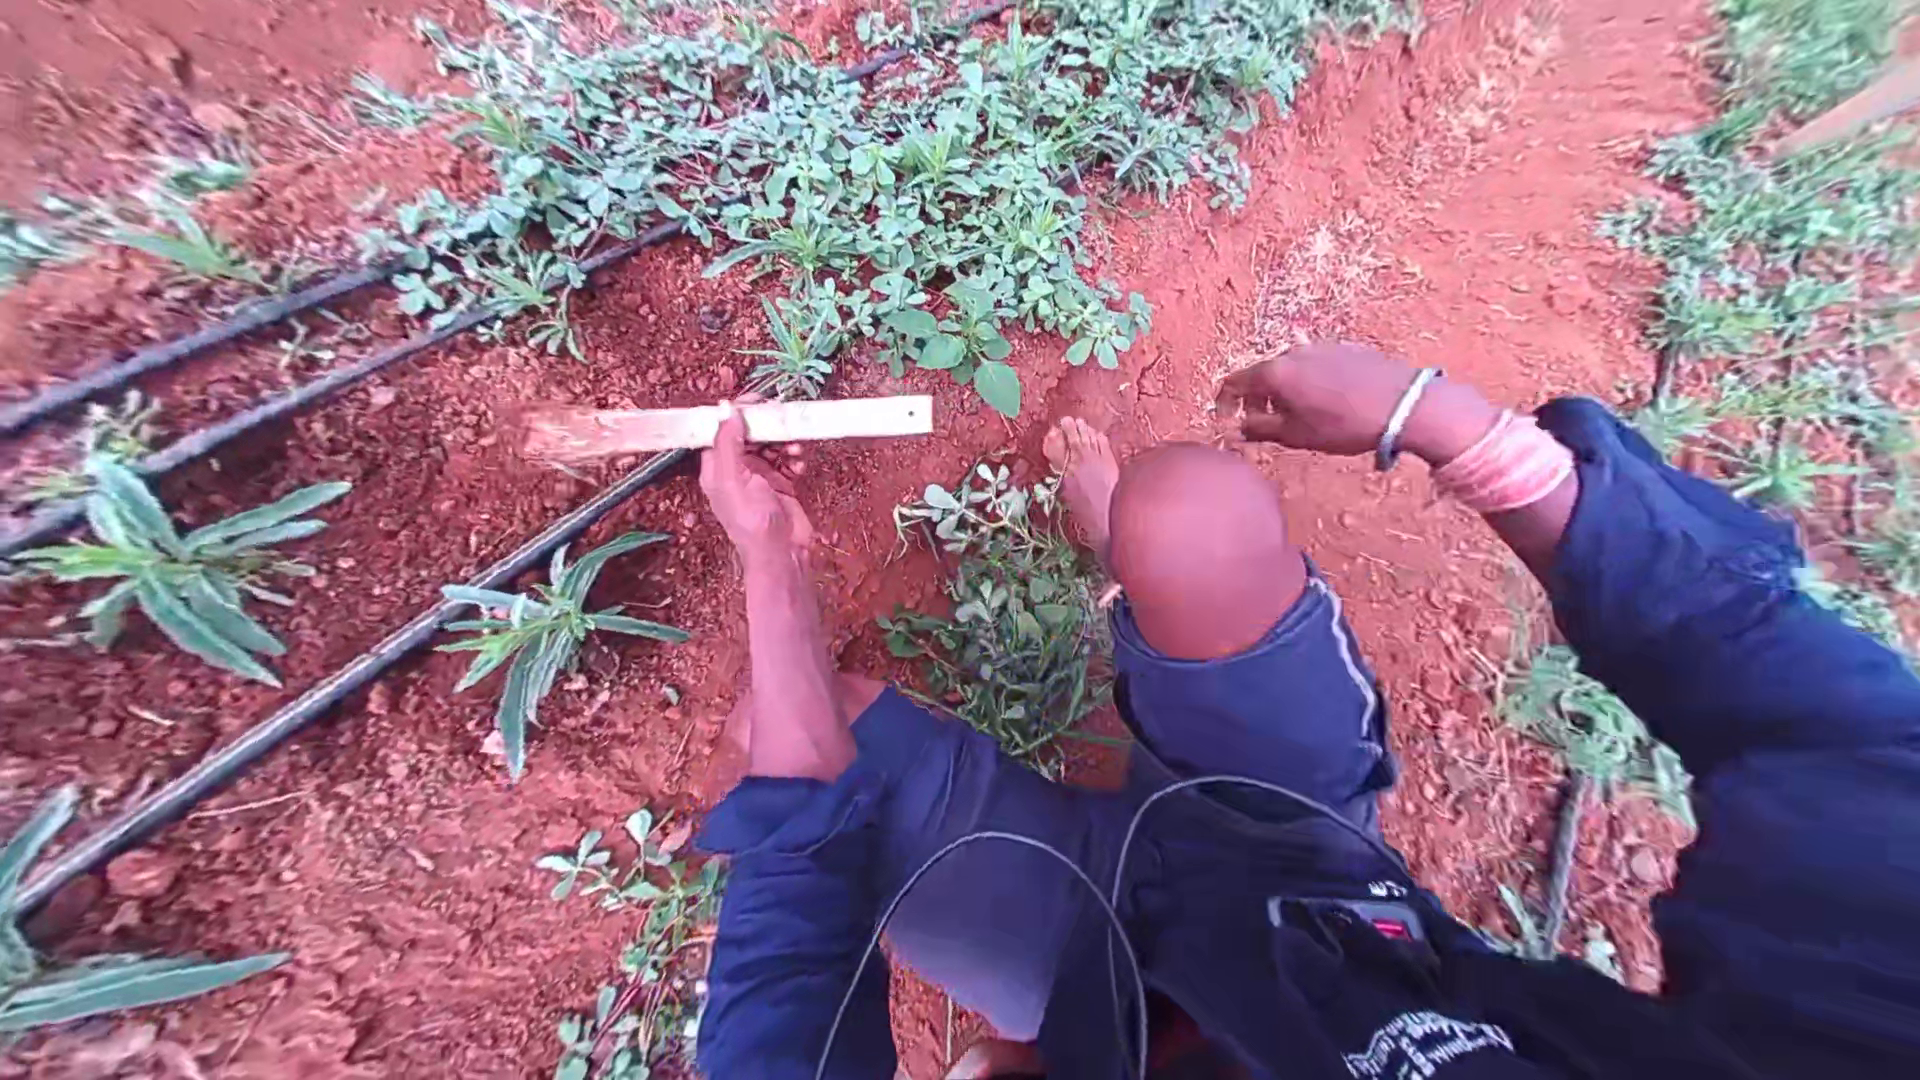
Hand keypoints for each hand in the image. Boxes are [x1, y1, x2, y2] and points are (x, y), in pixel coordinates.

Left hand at [699, 400, 810, 564]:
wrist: (782, 552)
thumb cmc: (752, 522)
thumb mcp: (733, 479)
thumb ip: (728, 443)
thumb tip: (725, 409)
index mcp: (717, 468)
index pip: (722, 430)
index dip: (738, 414)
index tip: (757, 401)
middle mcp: (737, 470)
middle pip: (750, 435)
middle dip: (767, 426)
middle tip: (783, 418)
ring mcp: (761, 477)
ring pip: (772, 445)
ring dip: (785, 441)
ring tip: (795, 447)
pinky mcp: (782, 483)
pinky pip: (788, 460)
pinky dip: (795, 457)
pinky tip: (799, 462)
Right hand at [1215, 342, 1498, 464]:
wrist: (1407, 406)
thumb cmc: (1345, 424)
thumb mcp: (1295, 435)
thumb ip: (1259, 429)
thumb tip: (1239, 429)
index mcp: (1275, 373)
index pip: (1233, 382)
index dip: (1223, 402)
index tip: (1224, 418)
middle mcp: (1294, 352)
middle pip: (1260, 374)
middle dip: (1254, 399)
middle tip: (1259, 423)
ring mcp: (1322, 347)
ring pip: (1287, 368)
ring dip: (1281, 390)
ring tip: (1293, 415)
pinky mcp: (1346, 348)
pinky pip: (1313, 364)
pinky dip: (1305, 381)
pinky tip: (1320, 402)